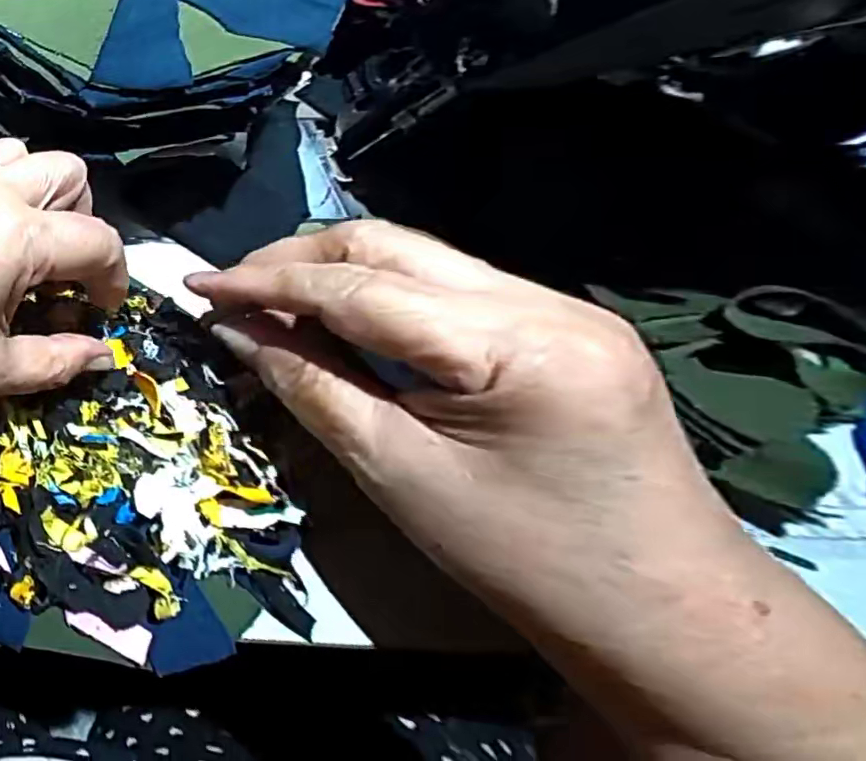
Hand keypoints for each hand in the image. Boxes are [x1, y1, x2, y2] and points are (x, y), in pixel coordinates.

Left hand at [0, 140, 125, 438]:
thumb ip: (58, 359)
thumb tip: (103, 356)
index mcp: (14, 235)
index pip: (97, 240)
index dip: (114, 279)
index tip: (101, 311)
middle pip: (68, 173)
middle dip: (81, 219)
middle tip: (60, 272)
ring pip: (17, 154)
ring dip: (35, 191)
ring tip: (18, 243)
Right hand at [183, 220, 742, 614]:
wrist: (668, 621)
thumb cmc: (521, 558)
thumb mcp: (391, 468)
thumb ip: (304, 380)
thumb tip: (233, 327)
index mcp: (515, 343)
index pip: (356, 286)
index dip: (264, 282)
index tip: (197, 287)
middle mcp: (543, 301)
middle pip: (383, 244)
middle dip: (291, 260)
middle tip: (229, 290)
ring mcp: (556, 305)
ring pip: (408, 254)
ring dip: (326, 270)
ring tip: (267, 300)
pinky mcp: (553, 322)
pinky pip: (436, 283)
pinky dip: (368, 291)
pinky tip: (332, 316)